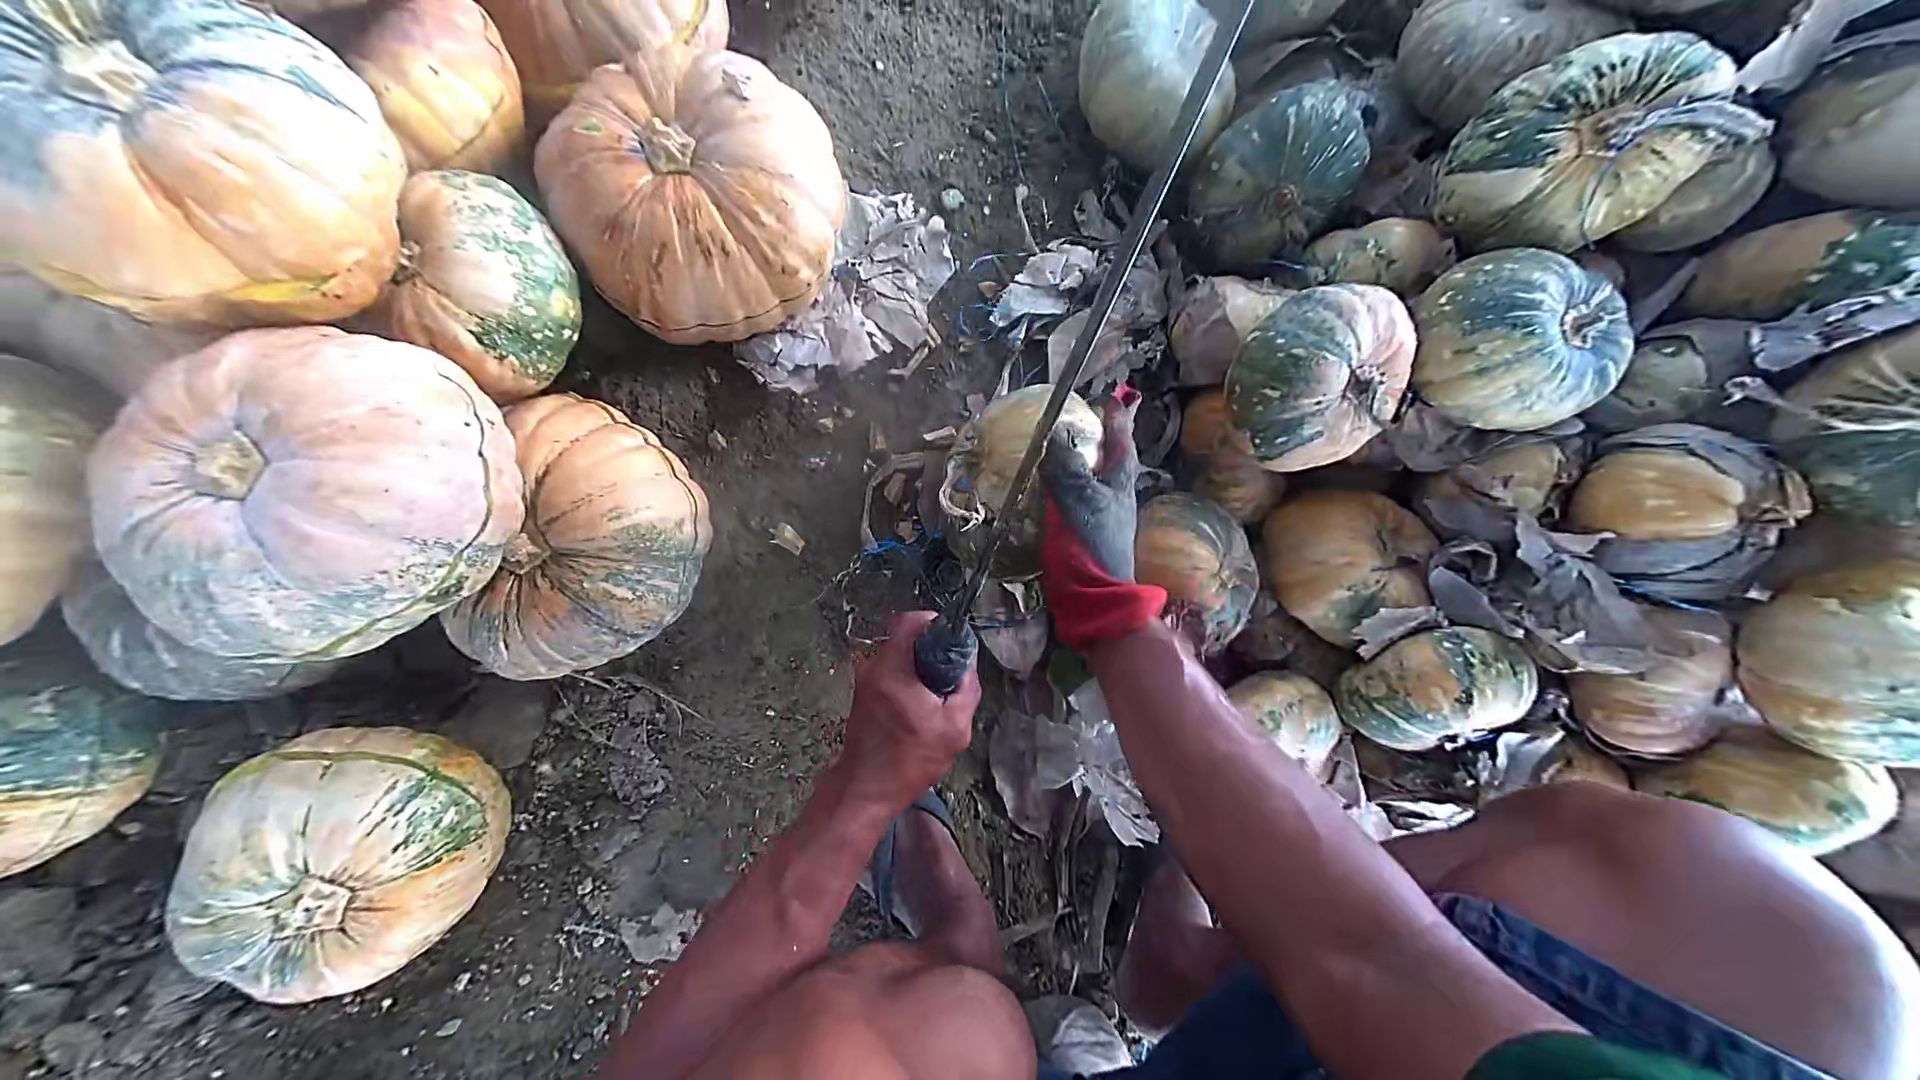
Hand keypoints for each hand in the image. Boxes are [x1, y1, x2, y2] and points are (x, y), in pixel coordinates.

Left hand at [842, 612, 980, 802]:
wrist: (864, 791)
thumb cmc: (908, 761)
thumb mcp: (954, 729)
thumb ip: (966, 689)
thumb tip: (968, 664)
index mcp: (893, 669)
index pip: (910, 621)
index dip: (935, 622)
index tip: (953, 642)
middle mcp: (874, 668)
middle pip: (907, 638)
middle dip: (933, 651)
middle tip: (952, 675)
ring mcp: (866, 681)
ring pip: (901, 657)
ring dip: (922, 668)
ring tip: (938, 697)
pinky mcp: (864, 695)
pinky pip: (892, 673)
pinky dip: (910, 682)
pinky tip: (922, 709)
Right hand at [1040, 389, 1166, 649]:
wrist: (1094, 599)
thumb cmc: (1089, 545)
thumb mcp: (1076, 499)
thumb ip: (1064, 465)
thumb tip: (1054, 433)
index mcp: (1119, 478)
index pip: (1121, 435)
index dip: (1114, 413)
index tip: (1107, 395)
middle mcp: (1114, 492)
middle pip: (1107, 454)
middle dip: (1094, 435)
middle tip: (1075, 417)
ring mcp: (1101, 513)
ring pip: (1089, 476)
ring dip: (1075, 460)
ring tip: (1054, 447)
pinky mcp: (1085, 531)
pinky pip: (1073, 497)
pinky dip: (1060, 485)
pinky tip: (1042, 487)